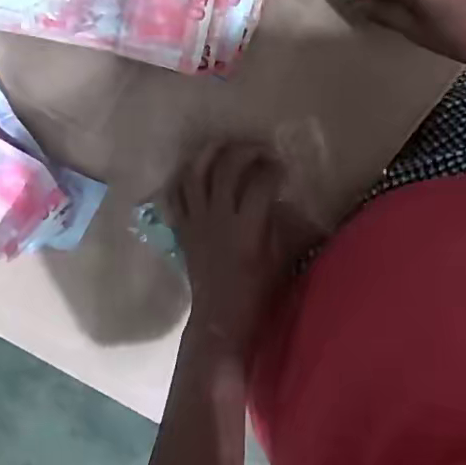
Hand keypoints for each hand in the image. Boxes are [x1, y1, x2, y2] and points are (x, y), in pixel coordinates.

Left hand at [170, 141, 308, 360]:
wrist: (219, 319)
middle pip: (227, 169)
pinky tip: (197, 168)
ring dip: (211, 153)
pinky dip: (185, 176)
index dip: (275, 169)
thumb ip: (283, 225)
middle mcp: (218, 217)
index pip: (262, 183)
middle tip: (260, 150)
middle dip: (245, 151)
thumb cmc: (256, 293)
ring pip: (196, 174)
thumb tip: (288, 201)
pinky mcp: (183, 227)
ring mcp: (196, 220)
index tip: (283, 167)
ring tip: (225, 145)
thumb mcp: (281, 259)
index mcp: (247, 227)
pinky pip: (177, 193)